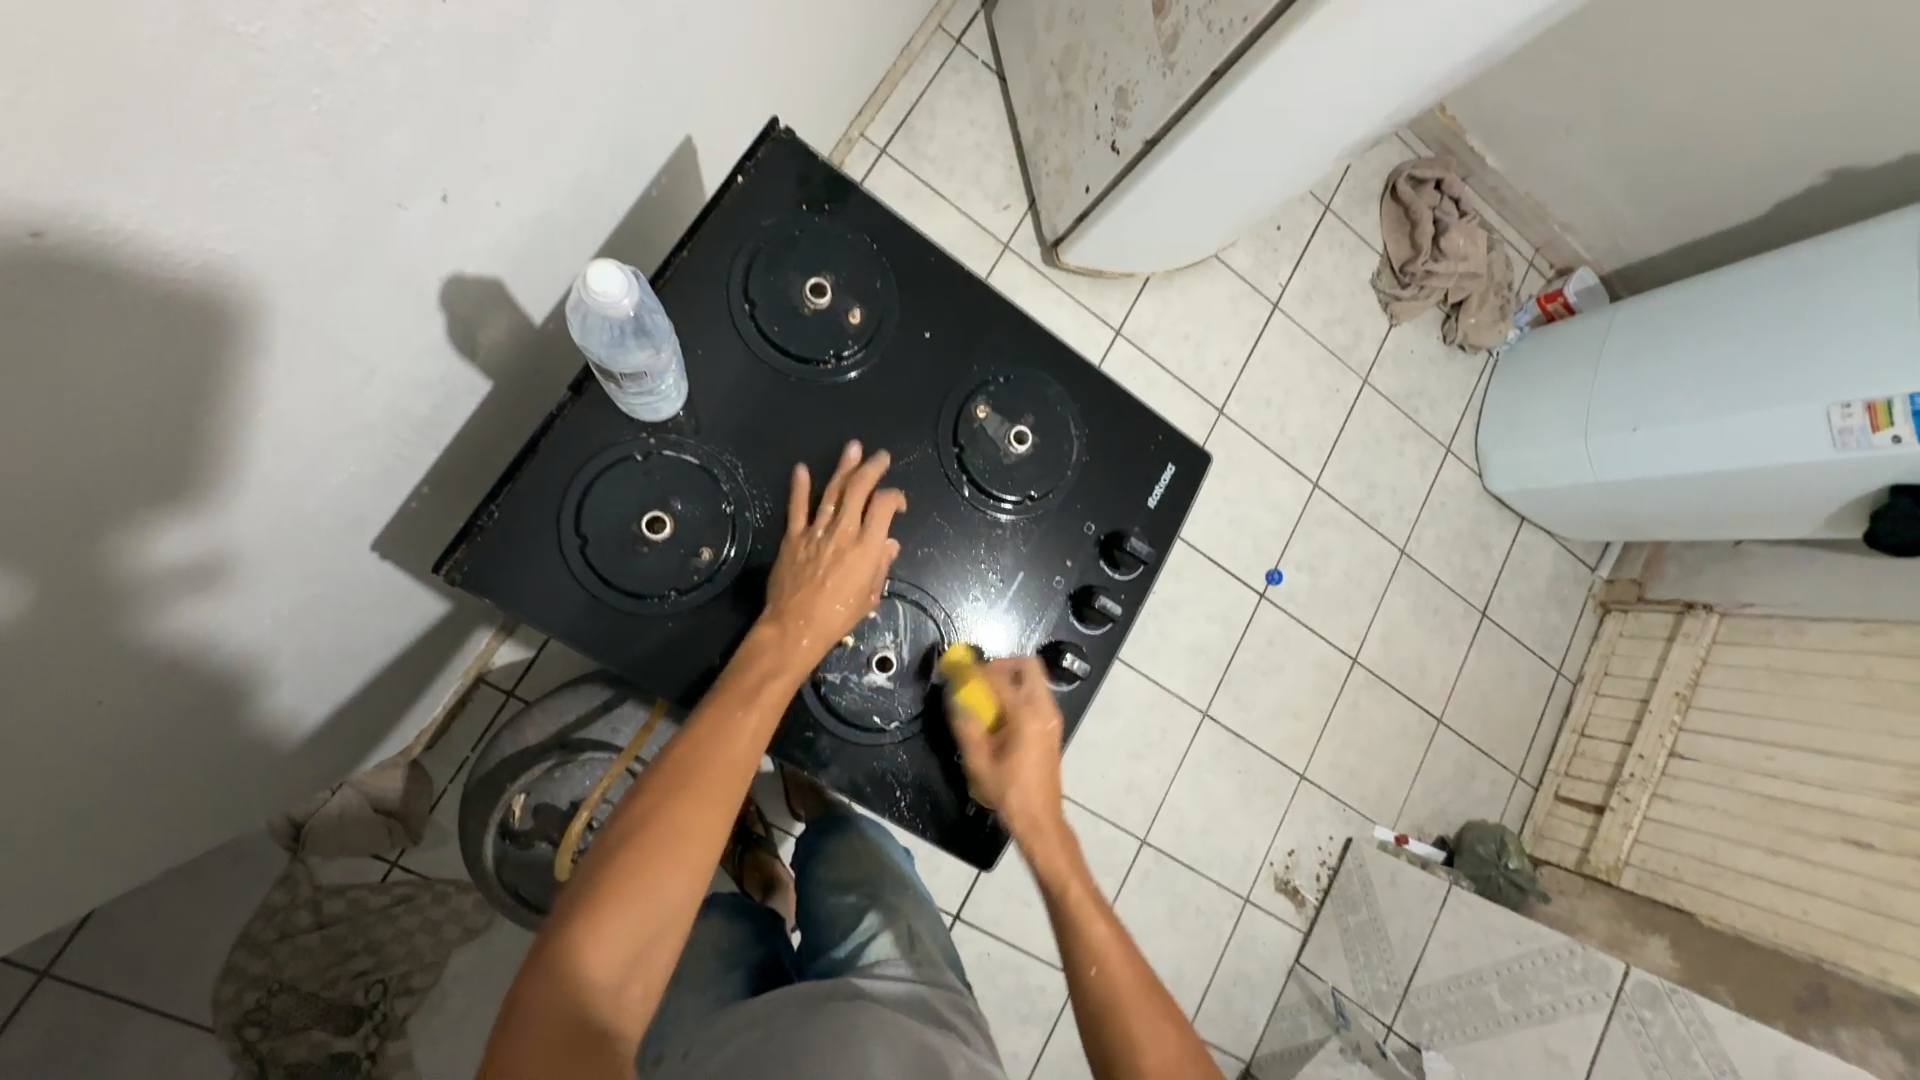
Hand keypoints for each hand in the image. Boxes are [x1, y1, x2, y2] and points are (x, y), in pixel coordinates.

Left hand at [760, 440, 906, 670]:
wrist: (796, 626)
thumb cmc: (838, 616)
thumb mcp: (870, 596)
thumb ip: (880, 566)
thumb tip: (889, 544)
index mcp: (867, 547)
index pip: (885, 506)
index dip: (895, 497)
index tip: (898, 502)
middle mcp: (843, 532)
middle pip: (859, 489)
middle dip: (872, 469)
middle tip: (881, 457)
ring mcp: (816, 531)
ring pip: (832, 491)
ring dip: (844, 467)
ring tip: (853, 448)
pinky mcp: (793, 537)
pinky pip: (797, 507)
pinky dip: (799, 487)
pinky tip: (801, 469)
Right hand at [947, 656, 1067, 849]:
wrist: (1040, 819)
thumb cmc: (1008, 792)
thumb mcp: (978, 761)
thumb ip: (965, 725)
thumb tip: (954, 698)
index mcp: (1025, 715)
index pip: (998, 677)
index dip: (975, 669)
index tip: (957, 668)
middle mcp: (1044, 709)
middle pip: (1028, 665)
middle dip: (1002, 664)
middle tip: (980, 678)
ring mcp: (1052, 717)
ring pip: (1035, 678)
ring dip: (1011, 678)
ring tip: (987, 696)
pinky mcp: (1053, 726)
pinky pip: (1037, 695)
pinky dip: (1019, 692)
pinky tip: (1001, 714)